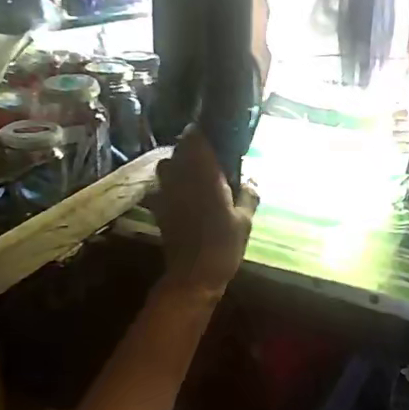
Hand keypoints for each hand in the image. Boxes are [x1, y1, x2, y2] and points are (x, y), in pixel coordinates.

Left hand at [152, 130, 256, 296]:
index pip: (193, 137)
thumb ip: (249, 195)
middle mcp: (180, 177)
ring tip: (195, 176)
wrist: (193, 275)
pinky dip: (171, 186)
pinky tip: (184, 196)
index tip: (213, 138)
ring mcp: (165, 192)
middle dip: (191, 151)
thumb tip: (251, 180)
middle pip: (178, 150)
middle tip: (208, 159)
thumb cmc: (223, 246)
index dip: (201, 134)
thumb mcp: (245, 221)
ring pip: (167, 166)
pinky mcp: (158, 207)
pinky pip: (162, 187)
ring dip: (178, 166)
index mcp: (203, 174)